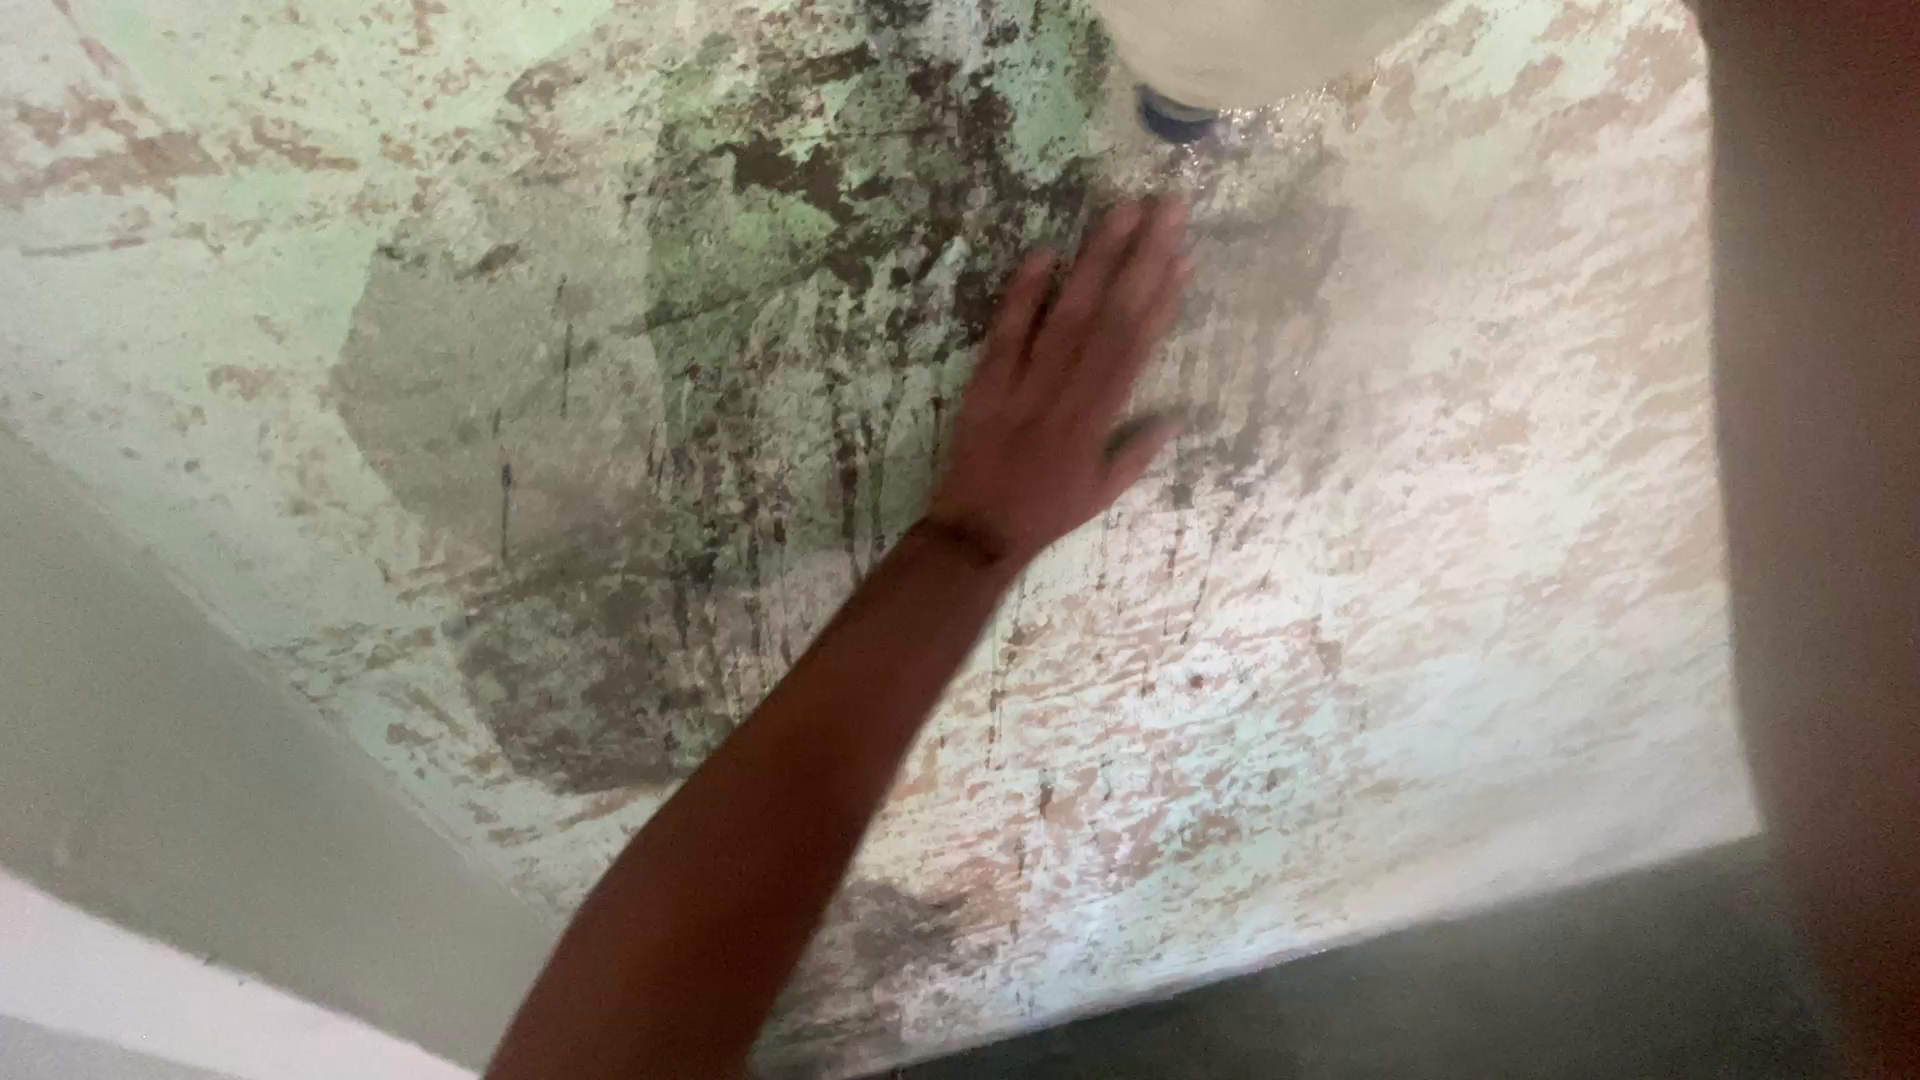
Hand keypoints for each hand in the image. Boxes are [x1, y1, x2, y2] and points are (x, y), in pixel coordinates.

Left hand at [925, 197, 1193, 563]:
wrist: (979, 529)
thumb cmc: (1046, 511)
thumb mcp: (1103, 493)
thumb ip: (1139, 451)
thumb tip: (1177, 414)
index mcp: (1098, 420)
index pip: (1136, 348)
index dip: (1162, 300)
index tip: (1184, 256)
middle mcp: (1067, 394)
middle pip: (1110, 319)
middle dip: (1141, 261)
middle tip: (1168, 209)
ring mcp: (1024, 385)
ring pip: (1067, 316)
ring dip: (1095, 263)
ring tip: (1122, 213)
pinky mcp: (987, 383)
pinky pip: (1006, 333)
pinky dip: (1023, 294)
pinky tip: (1044, 252)